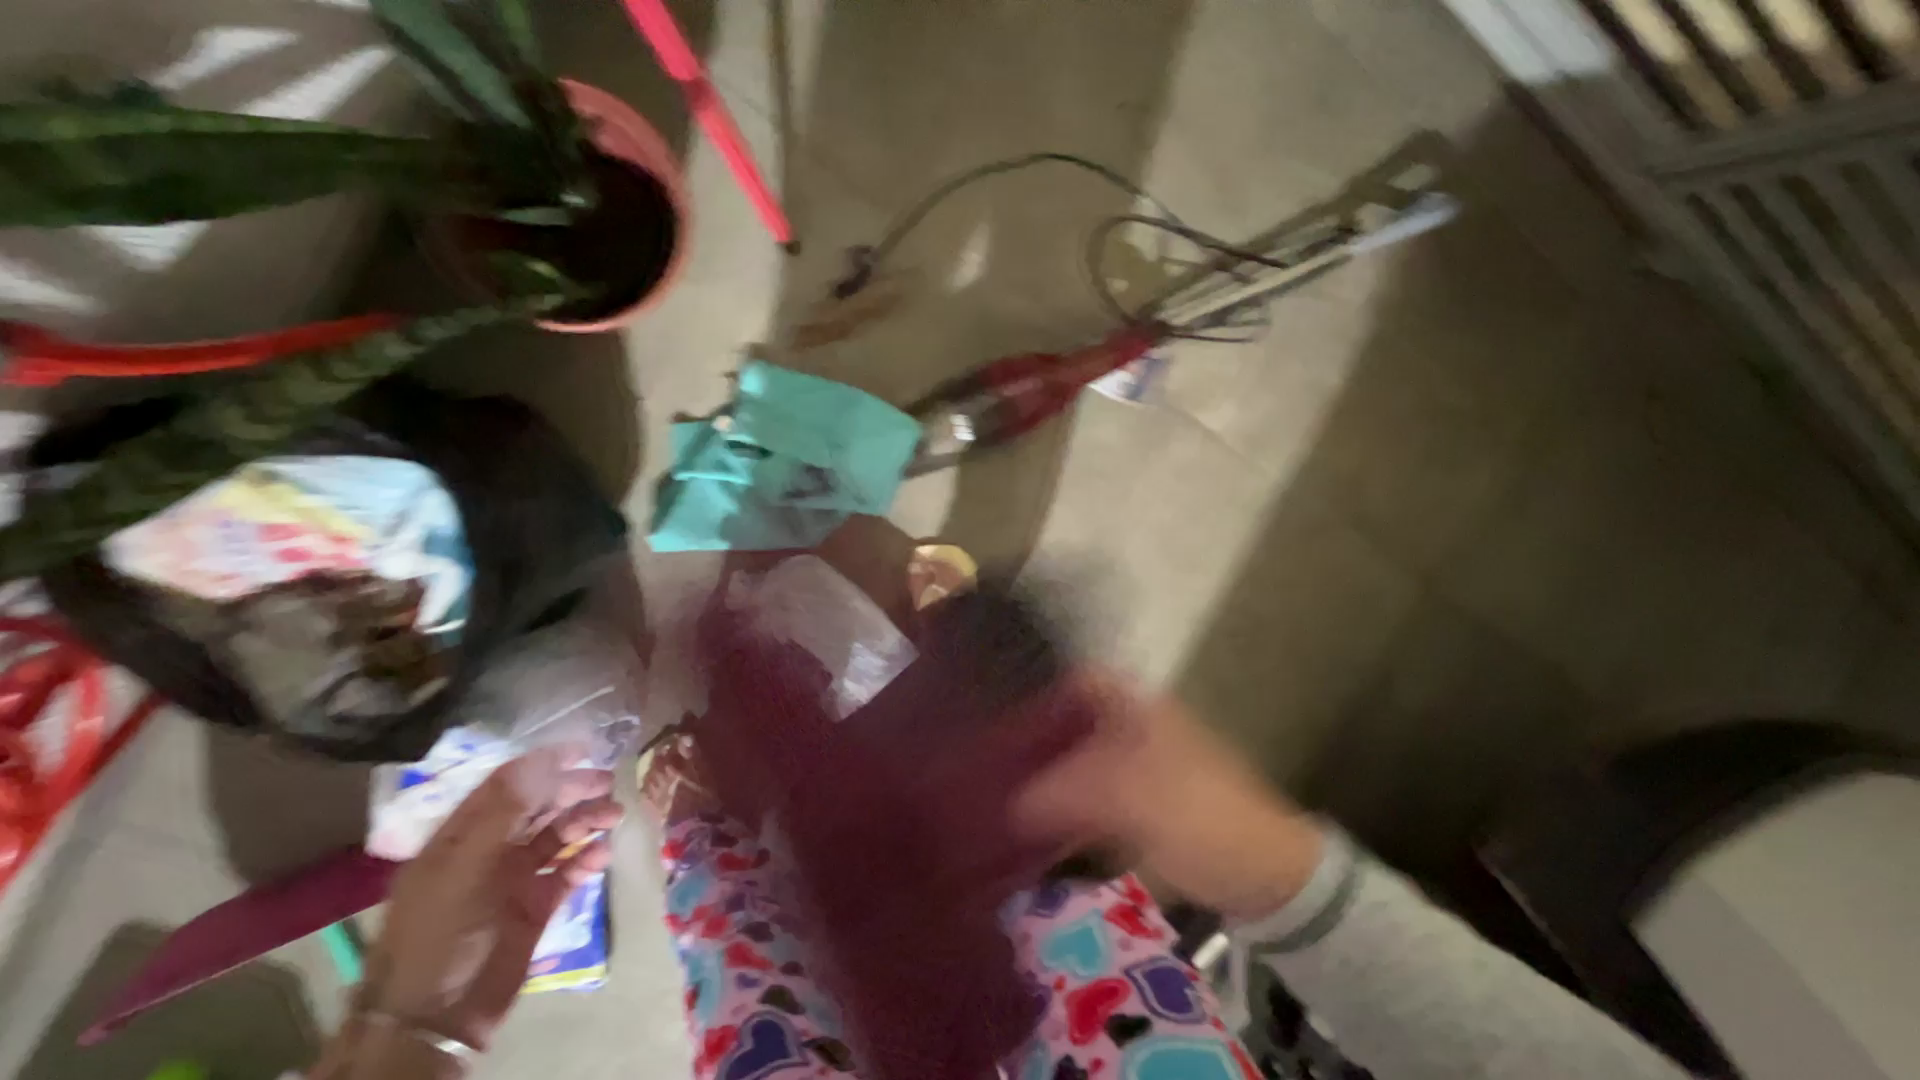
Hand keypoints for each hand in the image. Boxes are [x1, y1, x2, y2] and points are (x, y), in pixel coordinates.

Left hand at [362, 745, 621, 1049]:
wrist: (435, 1018)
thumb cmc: (441, 934)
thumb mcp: (466, 867)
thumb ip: (505, 811)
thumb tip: (544, 760)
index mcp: (460, 836)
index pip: (505, 785)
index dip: (543, 763)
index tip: (583, 747)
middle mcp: (487, 852)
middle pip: (536, 807)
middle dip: (570, 790)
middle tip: (606, 781)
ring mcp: (512, 881)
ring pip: (555, 838)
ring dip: (584, 823)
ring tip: (613, 816)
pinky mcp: (534, 909)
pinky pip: (565, 874)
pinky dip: (585, 861)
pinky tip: (601, 855)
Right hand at [1013, 670, 1323, 919]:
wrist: (1263, 873)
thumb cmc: (1201, 815)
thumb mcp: (1131, 796)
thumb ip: (1066, 792)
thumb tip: (1011, 803)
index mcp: (1139, 711)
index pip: (1082, 682)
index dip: (1044, 694)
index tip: (1006, 721)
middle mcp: (1134, 732)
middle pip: (1074, 726)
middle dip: (1036, 744)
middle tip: (992, 767)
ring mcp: (1138, 774)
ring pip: (1079, 767)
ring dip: (1046, 782)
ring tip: (1001, 800)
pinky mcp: (1140, 812)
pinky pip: (1090, 805)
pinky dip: (1064, 814)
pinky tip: (1034, 832)